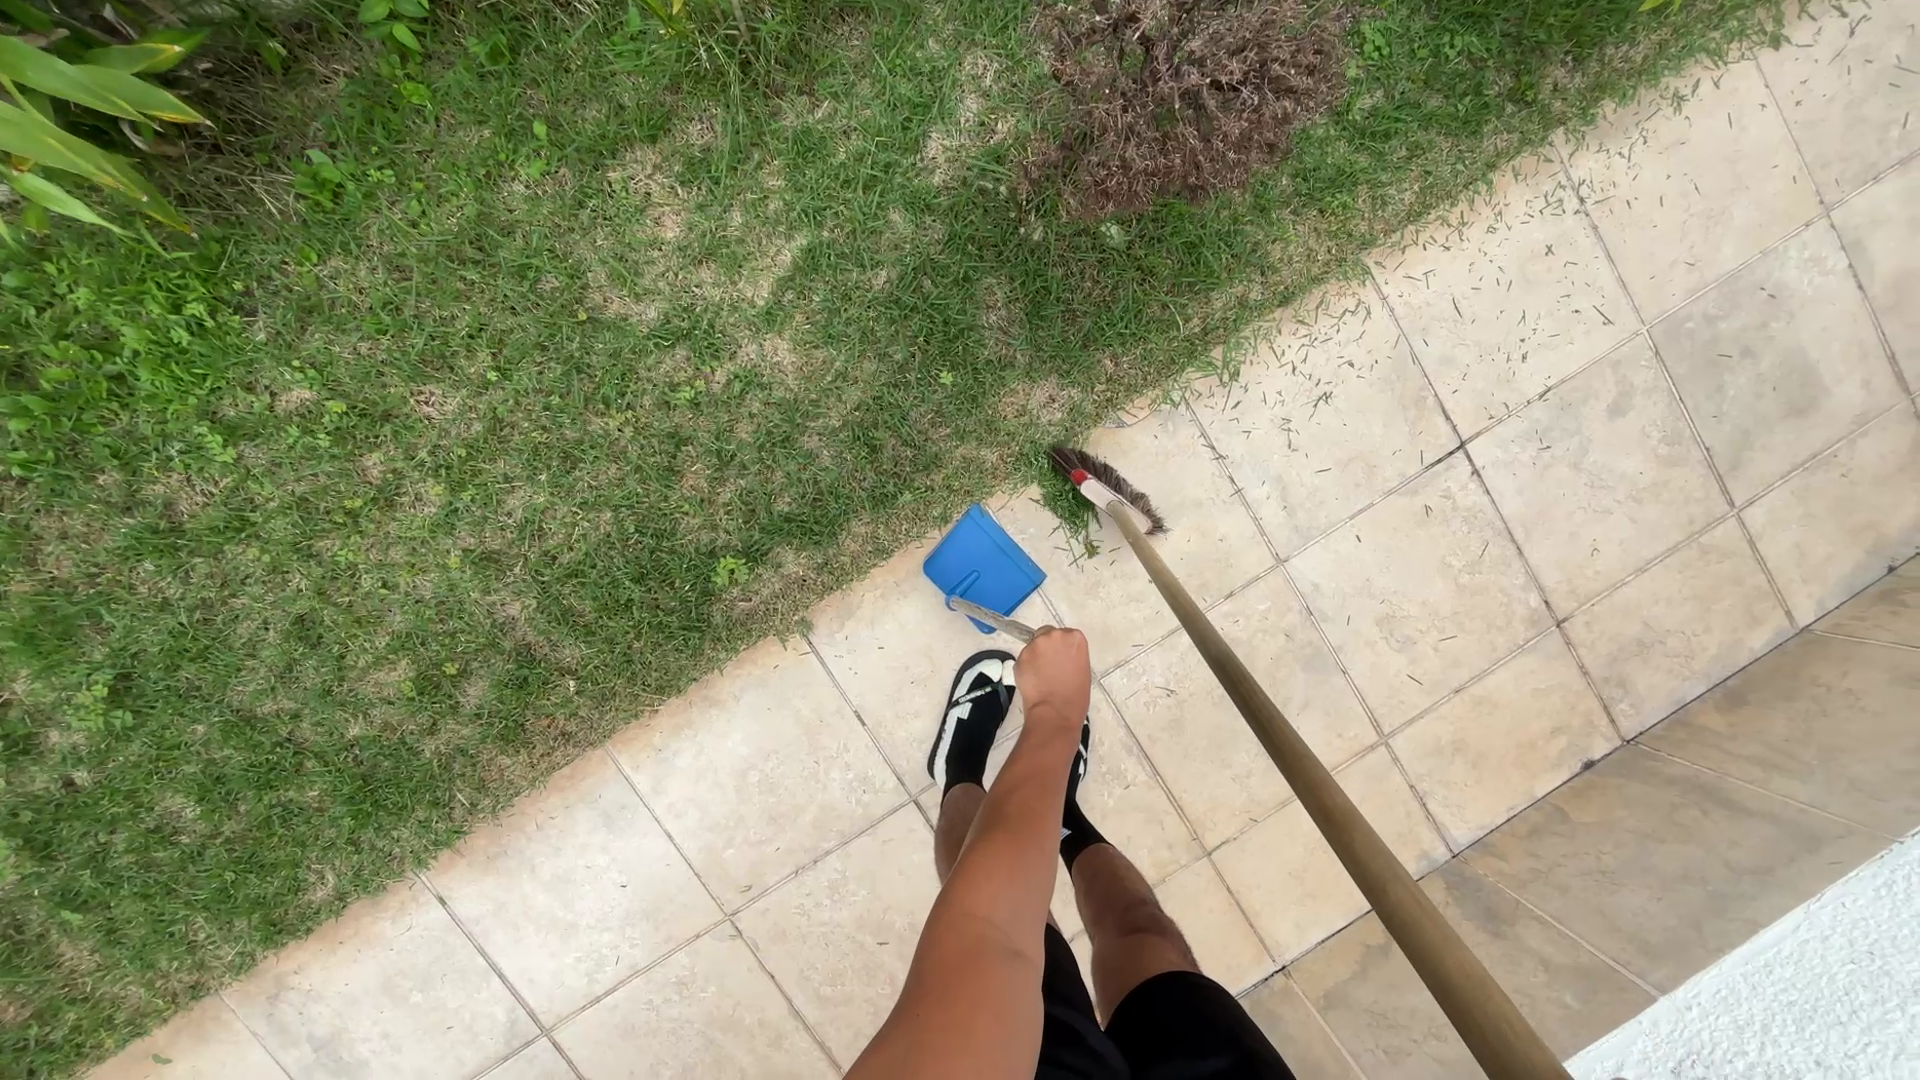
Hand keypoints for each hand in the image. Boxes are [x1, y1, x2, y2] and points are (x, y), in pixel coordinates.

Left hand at [1016, 627, 1090, 737]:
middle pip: (1046, 634)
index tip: (1060, 658)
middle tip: (1049, 666)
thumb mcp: (1082, 668)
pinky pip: (1023, 659)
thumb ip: (1071, 654)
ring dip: (1034, 657)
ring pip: (1032, 646)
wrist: (1056, 711)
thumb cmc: (1075, 696)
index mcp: (1074, 638)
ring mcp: (1035, 645)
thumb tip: (1060, 655)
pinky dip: (1025, 667)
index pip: (1064, 634)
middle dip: (1046, 647)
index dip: (1060, 647)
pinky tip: (1032, 681)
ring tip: (1041, 677)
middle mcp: (1054, 635)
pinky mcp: (1020, 656)